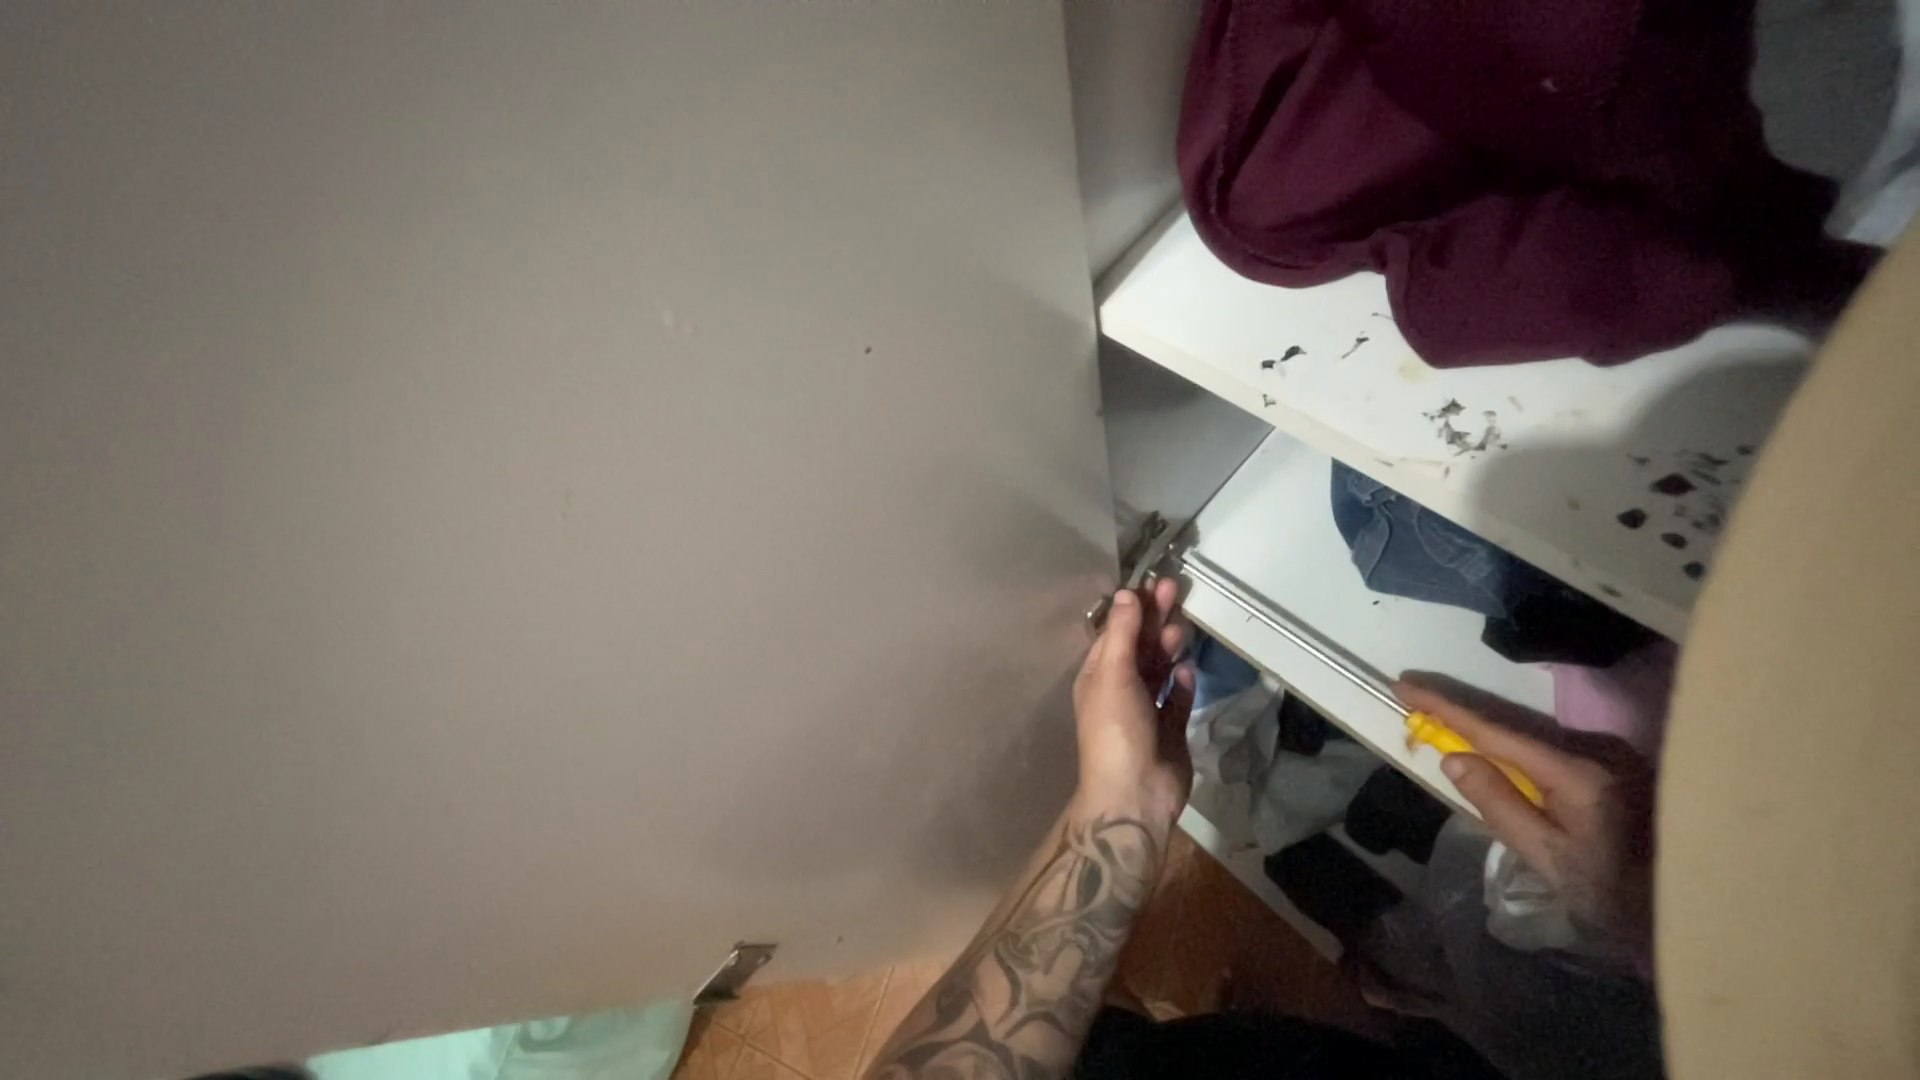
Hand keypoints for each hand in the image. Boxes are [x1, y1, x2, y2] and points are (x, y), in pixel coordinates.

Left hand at [1072, 578, 1193, 829]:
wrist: (1135, 792)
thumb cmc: (1116, 728)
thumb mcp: (1113, 674)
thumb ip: (1122, 634)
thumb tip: (1126, 593)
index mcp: (1098, 676)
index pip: (1116, 632)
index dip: (1133, 608)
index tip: (1154, 583)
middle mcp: (1120, 690)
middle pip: (1140, 646)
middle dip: (1155, 619)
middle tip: (1176, 590)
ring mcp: (1146, 710)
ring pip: (1160, 669)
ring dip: (1169, 647)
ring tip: (1182, 628)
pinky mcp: (1170, 729)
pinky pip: (1177, 699)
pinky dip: (1183, 684)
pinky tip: (1189, 669)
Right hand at [1395, 681, 1655, 955]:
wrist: (1692, 900)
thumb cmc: (1611, 888)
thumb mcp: (1544, 853)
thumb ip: (1496, 803)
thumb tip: (1454, 757)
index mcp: (1571, 771)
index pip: (1492, 730)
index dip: (1443, 708)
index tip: (1403, 686)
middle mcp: (1590, 750)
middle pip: (1508, 724)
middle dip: (1457, 713)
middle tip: (1413, 702)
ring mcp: (1605, 755)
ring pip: (1526, 734)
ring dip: (1481, 728)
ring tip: (1442, 723)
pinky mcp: (1611, 765)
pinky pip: (1543, 745)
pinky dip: (1507, 743)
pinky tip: (1489, 750)